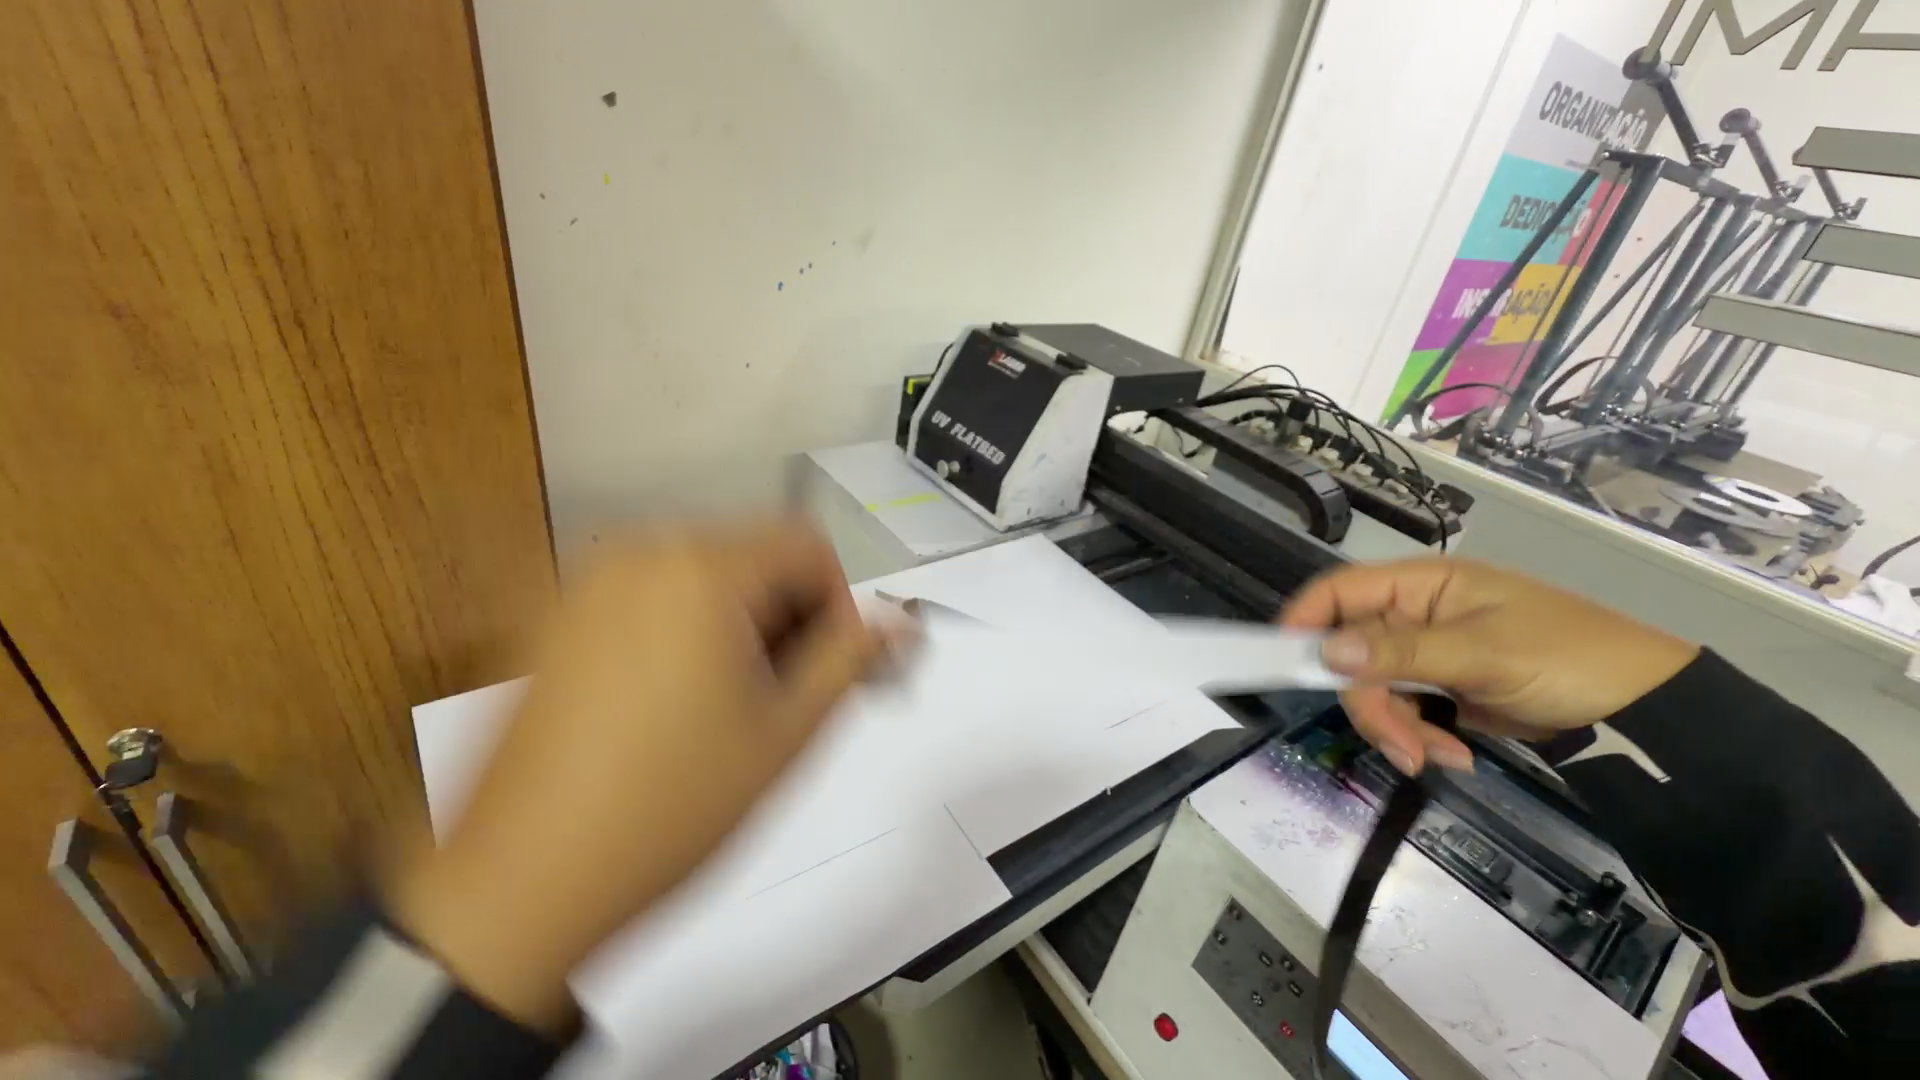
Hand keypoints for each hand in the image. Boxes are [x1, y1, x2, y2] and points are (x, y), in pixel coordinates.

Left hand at [387, 521, 896, 1030]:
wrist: (520, 884)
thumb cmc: (673, 807)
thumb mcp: (786, 734)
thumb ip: (853, 661)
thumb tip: (904, 622)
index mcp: (701, 568)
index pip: (806, 543)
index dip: (838, 603)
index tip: (832, 671)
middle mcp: (637, 554)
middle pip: (750, 556)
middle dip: (786, 617)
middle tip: (787, 699)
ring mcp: (583, 586)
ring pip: (699, 579)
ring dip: (736, 627)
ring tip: (729, 710)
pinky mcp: (549, 623)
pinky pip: (645, 601)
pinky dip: (681, 633)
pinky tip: (668, 710)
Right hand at [1279, 558, 1695, 776]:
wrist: (1644, 710)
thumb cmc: (1567, 658)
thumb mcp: (1482, 653)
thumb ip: (1400, 653)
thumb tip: (1327, 653)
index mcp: (1422, 585)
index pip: (1341, 591)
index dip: (1307, 619)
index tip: (1287, 662)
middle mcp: (1415, 614)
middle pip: (1352, 652)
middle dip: (1370, 702)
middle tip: (1400, 745)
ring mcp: (1428, 654)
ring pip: (1374, 688)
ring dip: (1397, 726)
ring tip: (1437, 756)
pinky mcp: (1441, 689)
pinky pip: (1404, 711)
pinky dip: (1420, 736)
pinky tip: (1455, 753)